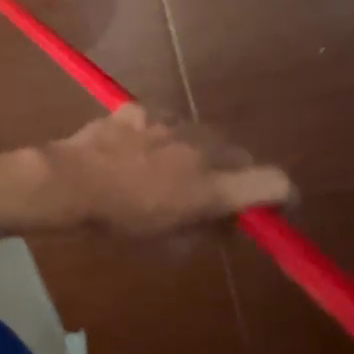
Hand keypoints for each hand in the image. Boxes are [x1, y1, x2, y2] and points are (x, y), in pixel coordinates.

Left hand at [36, 105, 292, 236]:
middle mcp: (199, 149)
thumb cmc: (121, 222)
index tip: (272, 206)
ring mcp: (167, 123)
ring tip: (170, 166)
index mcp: (213, 187)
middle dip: (235, 172)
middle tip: (213, 190)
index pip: (275, 181)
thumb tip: (227, 221)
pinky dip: (160, 130)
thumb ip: (208, 228)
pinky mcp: (138, 108)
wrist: (72, 182)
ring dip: (197, 149)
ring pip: (200, 132)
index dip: (281, 195)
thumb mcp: (173, 244)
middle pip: (239, 153)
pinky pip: (162, 117)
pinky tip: (140, 144)